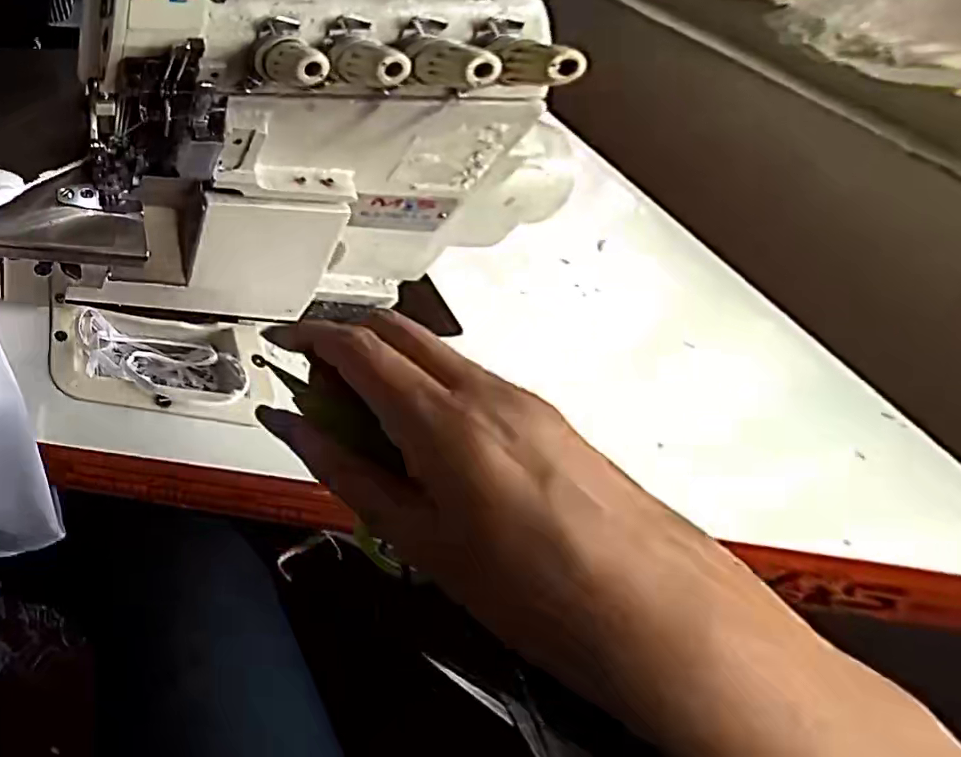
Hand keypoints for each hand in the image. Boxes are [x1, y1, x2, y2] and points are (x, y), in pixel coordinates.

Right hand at [260, 312, 960, 756]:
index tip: (283, 339)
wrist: (678, 632)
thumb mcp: (416, 537)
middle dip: (343, 342)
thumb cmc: (550, 595)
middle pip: (391, 328)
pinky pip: (467, 377)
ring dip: (386, 367)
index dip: (306, 333)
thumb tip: (295, 431)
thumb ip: (341, 469)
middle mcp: (485, 393)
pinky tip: (428, 447)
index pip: (353, 345)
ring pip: (430, 351)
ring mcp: (523, 400)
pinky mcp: (548, 416)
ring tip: (374, 431)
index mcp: (442, 420)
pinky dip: (426, 387)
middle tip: (321, 388)